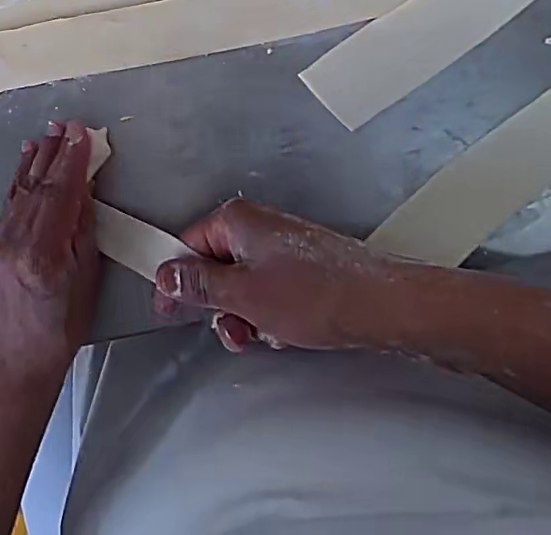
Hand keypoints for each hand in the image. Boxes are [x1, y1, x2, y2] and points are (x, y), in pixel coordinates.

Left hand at [0, 121, 103, 383]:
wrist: (19, 352)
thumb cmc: (64, 321)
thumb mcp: (86, 274)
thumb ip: (83, 226)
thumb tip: (84, 185)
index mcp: (44, 251)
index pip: (61, 193)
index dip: (73, 160)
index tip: (83, 133)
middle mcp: (17, 239)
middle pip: (41, 184)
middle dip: (57, 150)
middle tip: (69, 123)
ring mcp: (1, 237)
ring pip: (23, 186)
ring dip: (39, 155)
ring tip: (52, 130)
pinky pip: (11, 197)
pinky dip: (21, 172)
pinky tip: (28, 153)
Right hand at [153, 199, 430, 352]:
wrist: (382, 306)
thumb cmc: (321, 293)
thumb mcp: (243, 296)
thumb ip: (198, 285)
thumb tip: (168, 276)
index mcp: (236, 220)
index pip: (185, 244)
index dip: (175, 279)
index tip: (168, 304)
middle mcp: (255, 225)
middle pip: (212, 265)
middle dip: (217, 304)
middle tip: (230, 326)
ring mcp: (278, 244)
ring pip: (239, 282)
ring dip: (242, 313)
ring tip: (263, 331)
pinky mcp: (296, 264)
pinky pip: (263, 288)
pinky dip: (266, 311)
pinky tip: (282, 328)